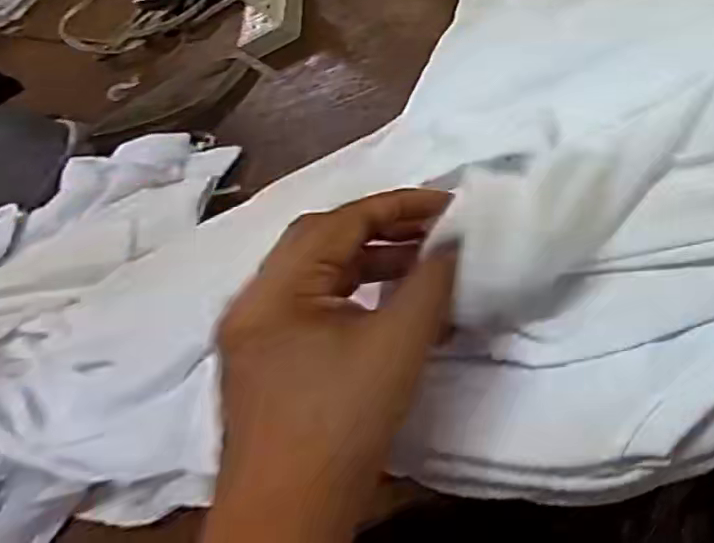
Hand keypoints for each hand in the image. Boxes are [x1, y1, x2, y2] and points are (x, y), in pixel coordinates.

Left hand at [206, 189, 456, 542]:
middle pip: (323, 239)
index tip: (452, 204)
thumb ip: (435, 274)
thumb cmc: (347, 413)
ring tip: (431, 259)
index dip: (400, 204)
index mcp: (274, 295)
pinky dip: (366, 284)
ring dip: (379, 254)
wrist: (294, 509)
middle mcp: (256, 306)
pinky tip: (405, 298)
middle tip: (440, 225)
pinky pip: (323, 298)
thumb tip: (457, 236)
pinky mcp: (276, 358)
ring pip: (323, 268)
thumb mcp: (404, 334)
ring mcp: (261, 334)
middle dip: (387, 223)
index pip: (339, 222)